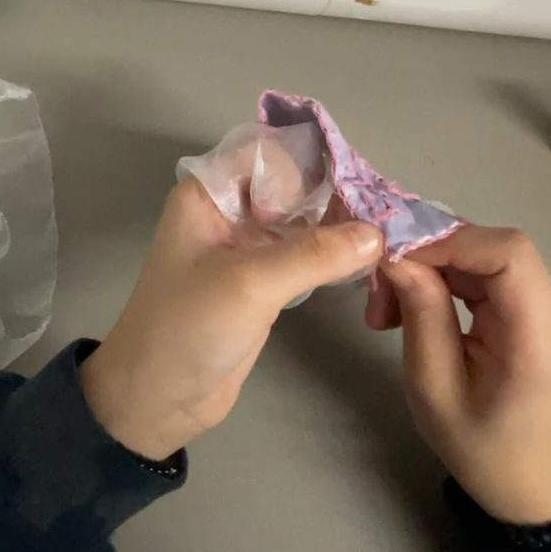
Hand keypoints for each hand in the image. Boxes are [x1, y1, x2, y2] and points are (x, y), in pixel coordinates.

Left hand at [81, 178, 383, 460]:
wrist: (156, 396)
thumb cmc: (189, 326)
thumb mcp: (250, 283)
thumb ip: (313, 254)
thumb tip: (378, 232)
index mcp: (208, 194)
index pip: (265, 155)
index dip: (310, 160)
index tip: (361, 177)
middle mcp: (226, 212)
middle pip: (288, 185)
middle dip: (334, 192)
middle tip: (391, 208)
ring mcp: (244, 248)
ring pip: (299, 221)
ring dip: (339, 225)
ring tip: (393, 230)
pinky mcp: (261, 282)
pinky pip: (302, 255)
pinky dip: (333, 254)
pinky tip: (372, 258)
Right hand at [367, 226, 550, 524]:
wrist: (519, 474)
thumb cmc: (474, 440)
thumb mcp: (432, 385)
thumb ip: (421, 314)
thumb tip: (396, 255)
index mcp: (539, 340)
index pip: (509, 253)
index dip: (449, 240)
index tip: (393, 258)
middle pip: (488, 247)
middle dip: (425, 256)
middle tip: (377, 294)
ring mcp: (545, 303)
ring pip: (476, 252)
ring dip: (424, 268)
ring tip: (386, 309)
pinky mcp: (528, 302)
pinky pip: (477, 268)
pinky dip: (436, 277)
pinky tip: (409, 305)